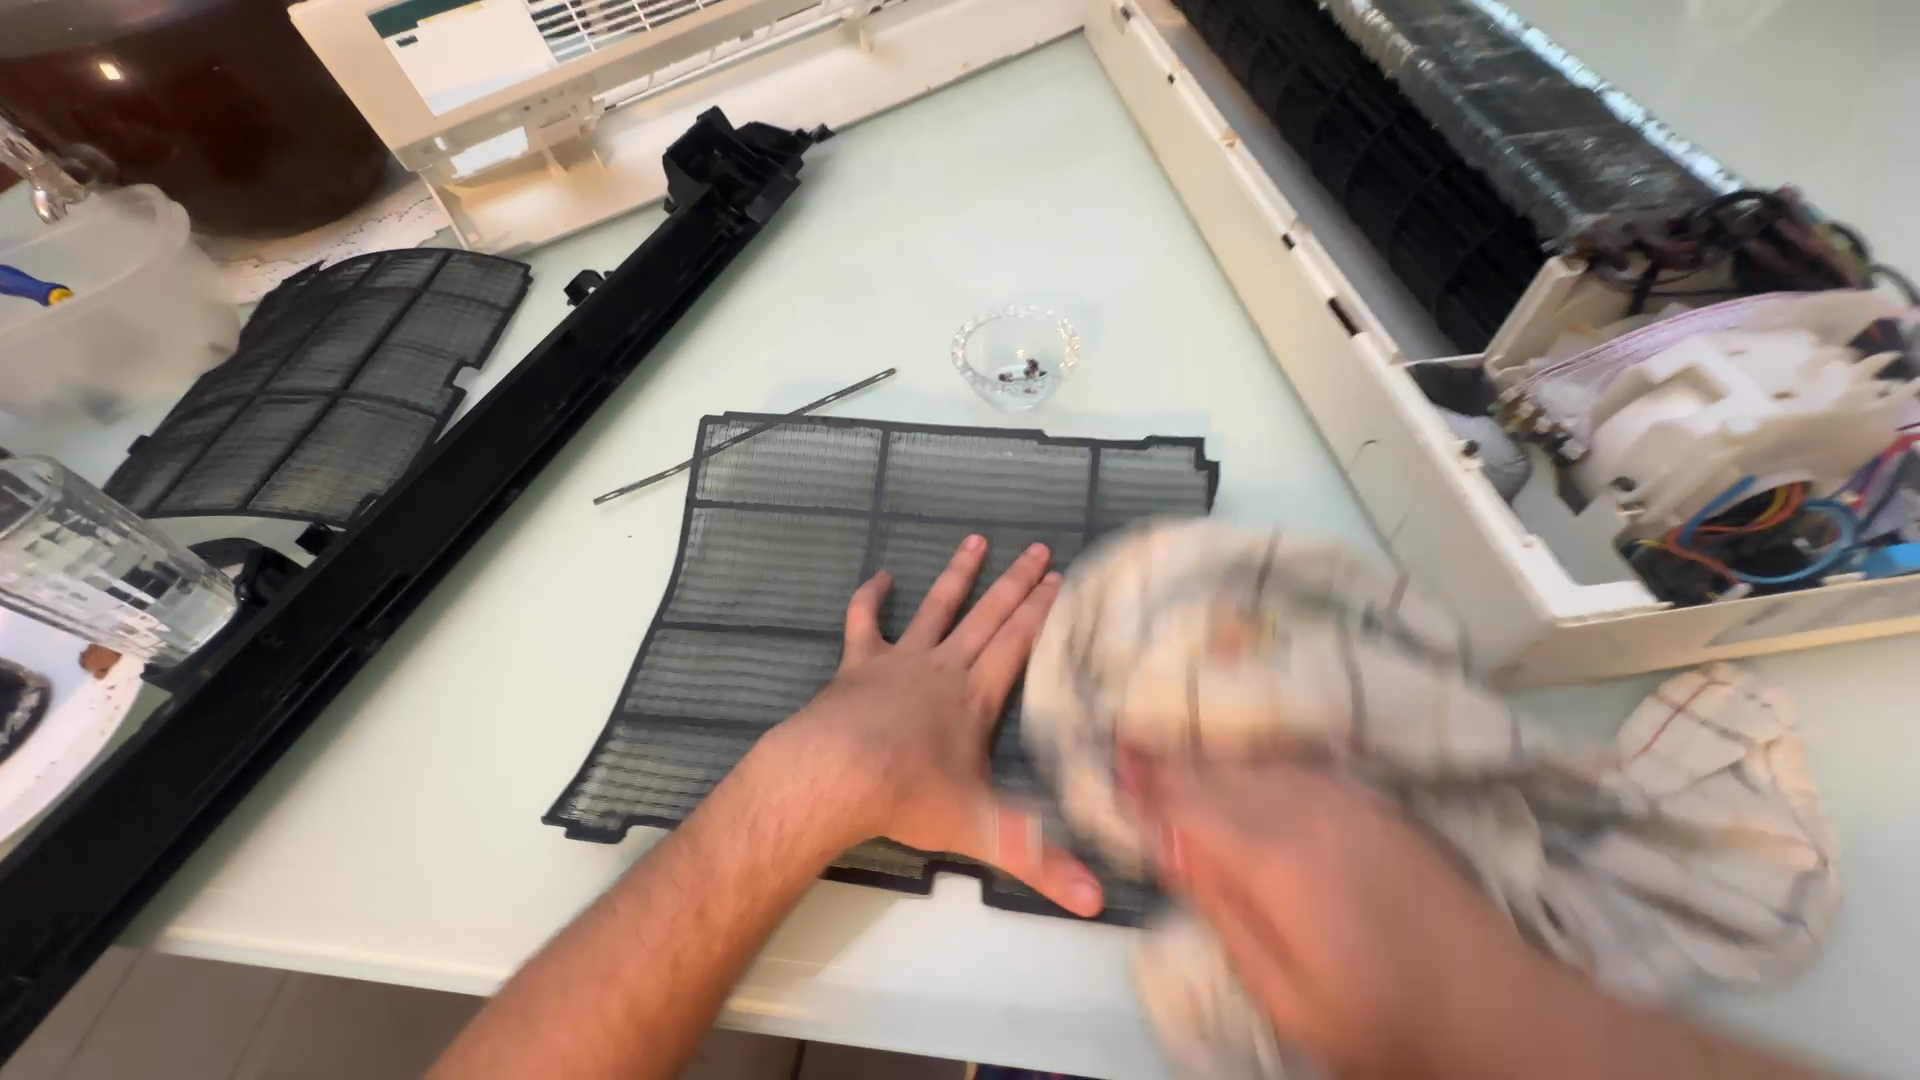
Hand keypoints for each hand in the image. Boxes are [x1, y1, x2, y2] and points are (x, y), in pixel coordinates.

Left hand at [767, 535, 1104, 916]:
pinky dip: (871, 598)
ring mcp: (899, 659)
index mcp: (975, 695)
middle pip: (988, 615)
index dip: (1042, 610)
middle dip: (1016, 582)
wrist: (833, 776)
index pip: (1018, 642)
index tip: (1060, 578)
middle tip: (1037, 547)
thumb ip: (1038, 861)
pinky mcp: (858, 663)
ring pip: (937, 607)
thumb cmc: (909, 796)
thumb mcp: (981, 831)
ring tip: (975, 540)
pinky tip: (879, 576)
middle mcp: (943, 666)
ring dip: (958, 574)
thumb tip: (1096, 902)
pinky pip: (865, 622)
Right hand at [1119, 753, 1557, 1077]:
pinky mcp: (1367, 797)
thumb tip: (1165, 840)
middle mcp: (1302, 806)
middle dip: (1165, 760)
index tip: (1110, 765)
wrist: (1498, 1008)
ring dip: (1206, 758)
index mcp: (1273, 856)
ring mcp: (1341, 795)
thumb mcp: (1281, 989)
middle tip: (1126, 747)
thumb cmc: (1377, 1016)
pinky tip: (1239, 775)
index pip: (1185, 799)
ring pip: (1251, 760)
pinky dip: (1250, 765)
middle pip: (1213, 769)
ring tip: (1170, 755)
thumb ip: (1218, 904)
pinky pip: (1290, 765)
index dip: (1143, 782)